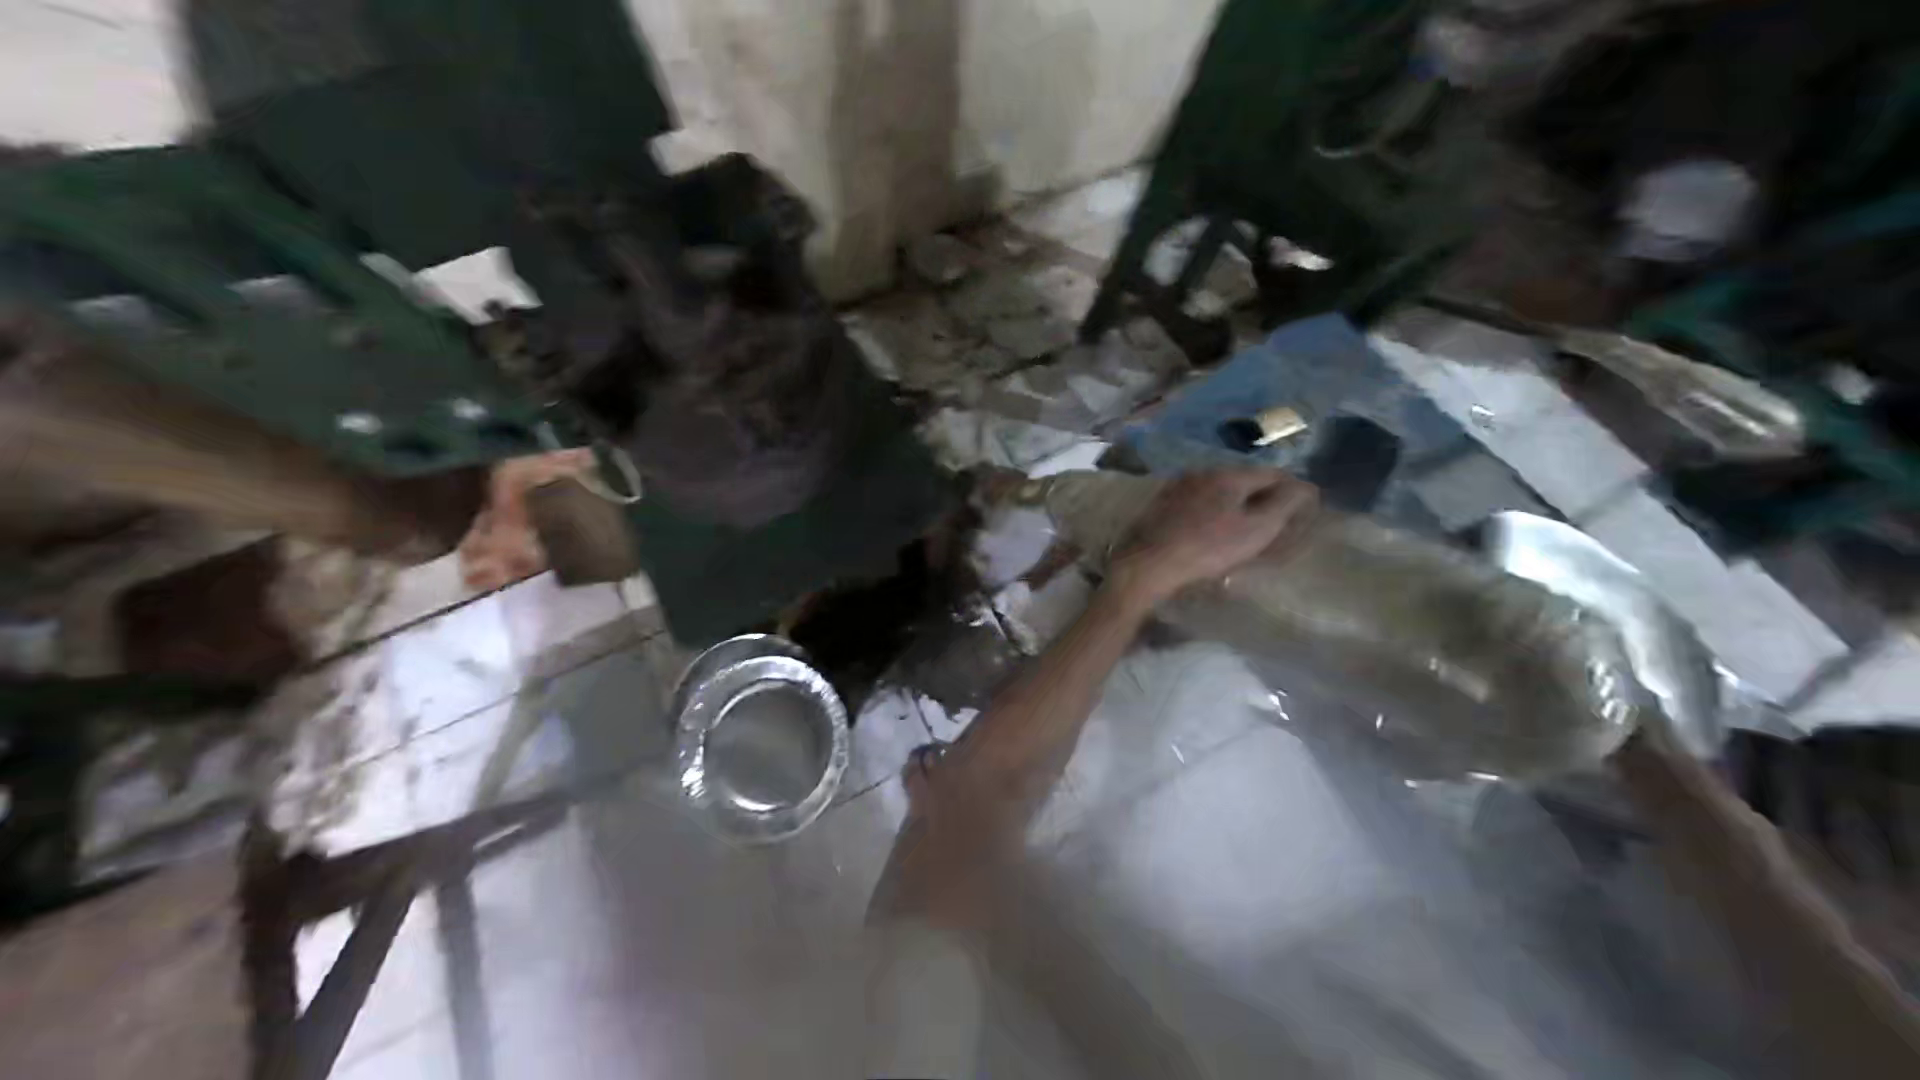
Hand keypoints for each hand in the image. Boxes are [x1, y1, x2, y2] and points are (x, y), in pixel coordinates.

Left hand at [1107, 468, 1318, 607]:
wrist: (1148, 564)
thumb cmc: (1207, 548)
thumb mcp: (1257, 529)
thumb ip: (1285, 503)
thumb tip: (1306, 486)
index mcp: (1228, 474)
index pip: (1273, 474)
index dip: (1292, 492)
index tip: (1300, 512)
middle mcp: (1202, 471)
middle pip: (1244, 481)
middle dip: (1263, 499)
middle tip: (1275, 524)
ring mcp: (1178, 486)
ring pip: (1219, 492)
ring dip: (1236, 506)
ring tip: (1244, 531)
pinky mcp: (1161, 504)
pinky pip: (1197, 503)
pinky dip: (1212, 513)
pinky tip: (1211, 533)